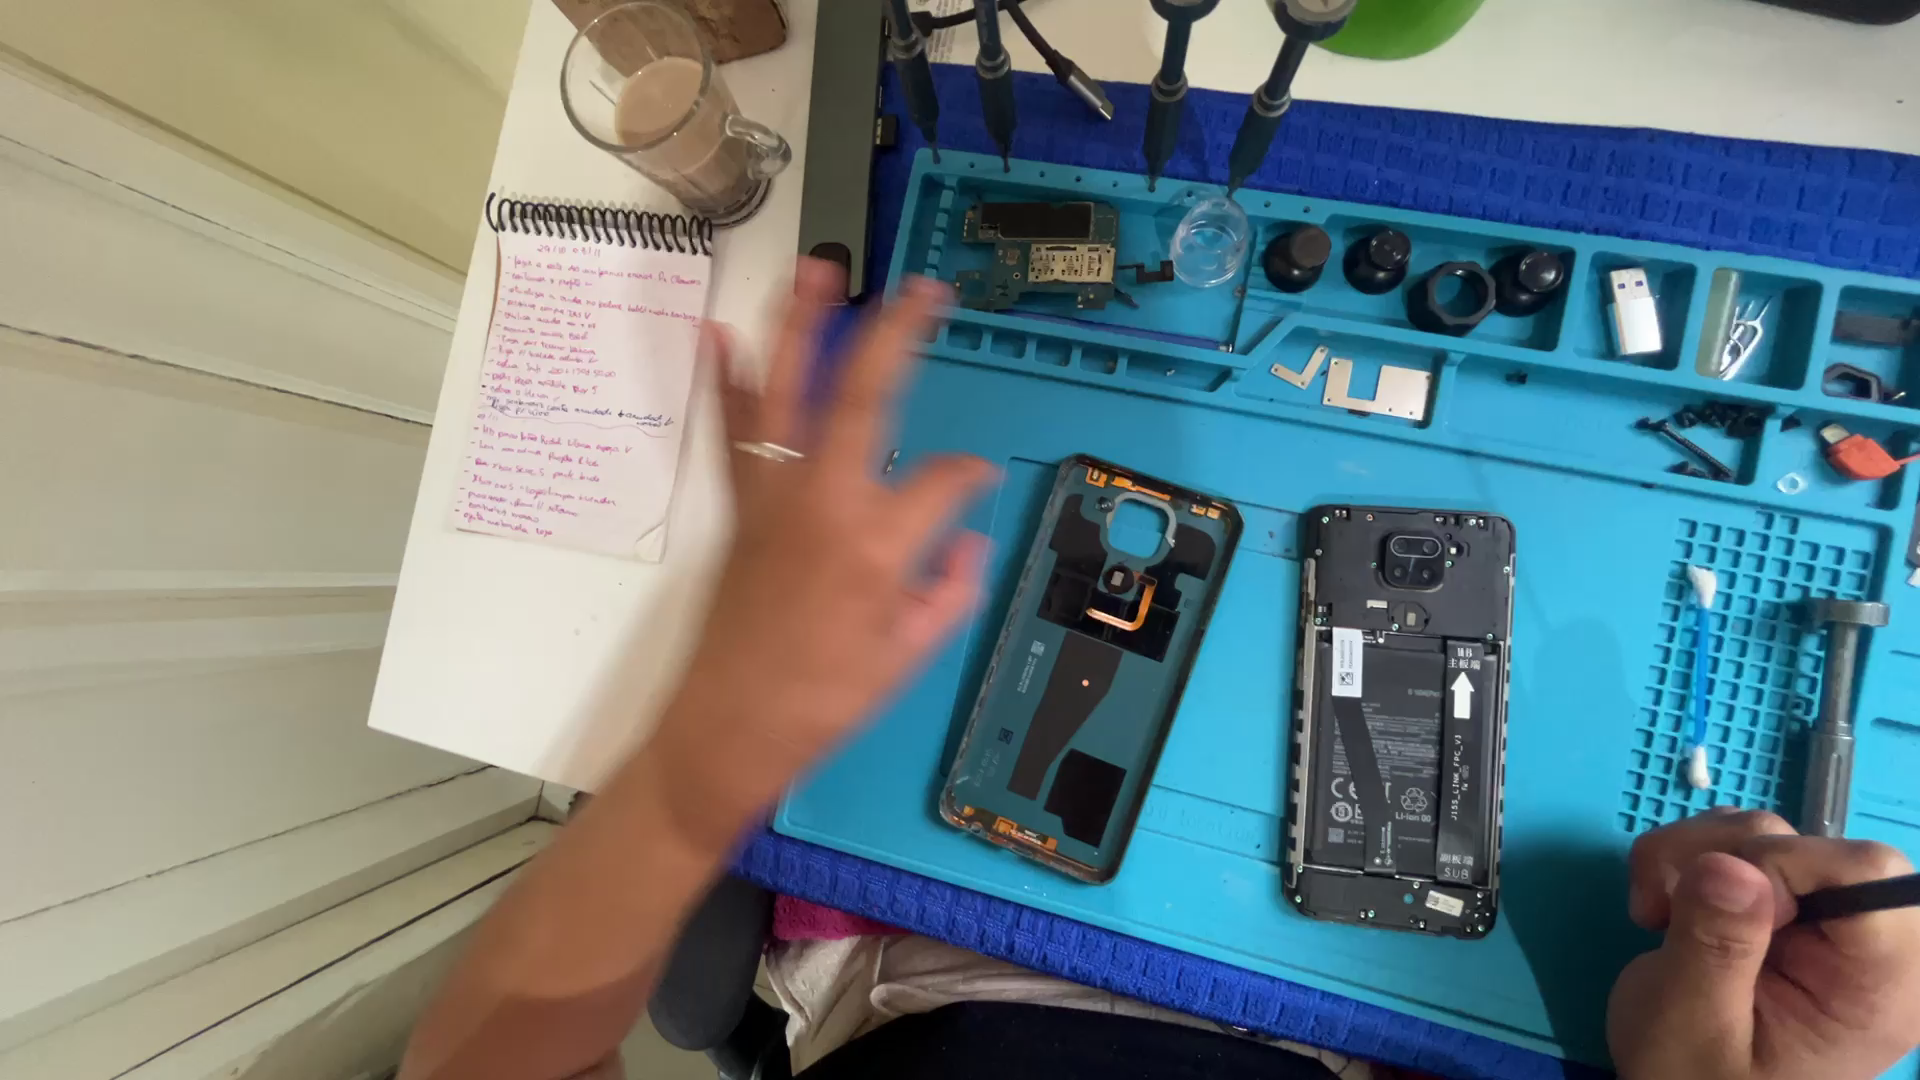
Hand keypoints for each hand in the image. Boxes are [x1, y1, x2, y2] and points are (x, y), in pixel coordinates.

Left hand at [648, 259, 996, 833]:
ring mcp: (772, 497)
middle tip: (922, 291)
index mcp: (879, 544)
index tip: (979, 480)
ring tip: (815, 271)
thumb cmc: (824, 704)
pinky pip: (730, 432)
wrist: (725, 732)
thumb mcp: (910, 660)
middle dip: (898, 334)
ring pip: (786, 392)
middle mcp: (824, 502)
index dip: (972, 475)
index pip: (947, 480)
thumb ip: (951, 593)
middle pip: (866, 395)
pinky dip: (722, 381)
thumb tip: (968, 543)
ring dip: (801, 328)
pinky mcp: (738, 508)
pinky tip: (716, 333)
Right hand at [1607, 809, 1919, 1079]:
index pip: (1870, 874)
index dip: (1784, 865)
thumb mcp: (1691, 1015)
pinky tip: (1662, 900)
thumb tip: (1731, 866)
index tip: (1717, 903)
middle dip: (1717, 853)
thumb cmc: (1689, 1073)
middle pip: (1805, 842)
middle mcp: (1855, 944)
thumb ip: (1716, 944)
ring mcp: (1811, 922)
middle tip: (1667, 905)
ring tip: (1655, 906)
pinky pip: (1728, 842)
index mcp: (1869, 986)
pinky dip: (1679, 855)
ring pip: (1757, 832)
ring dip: (1685, 853)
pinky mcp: (1769, 906)